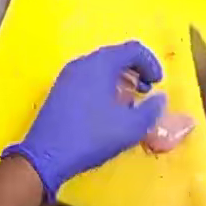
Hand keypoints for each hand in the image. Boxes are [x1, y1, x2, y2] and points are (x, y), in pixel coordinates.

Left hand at [2, 41, 166, 197]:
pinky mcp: (58, 93)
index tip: (158, 84)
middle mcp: (82, 64)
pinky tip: (106, 113)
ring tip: (127, 104)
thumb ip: (151, 111)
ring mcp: (66, 78)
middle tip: (145, 92)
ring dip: (118, 82)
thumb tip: (159, 100)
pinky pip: (86, 82)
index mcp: (100, 64)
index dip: (151, 64)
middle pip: (115, 57)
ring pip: (99, 70)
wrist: (45, 156)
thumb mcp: (130, 128)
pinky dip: (102, 89)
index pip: (133, 49)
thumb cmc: (90, 137)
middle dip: (135, 72)